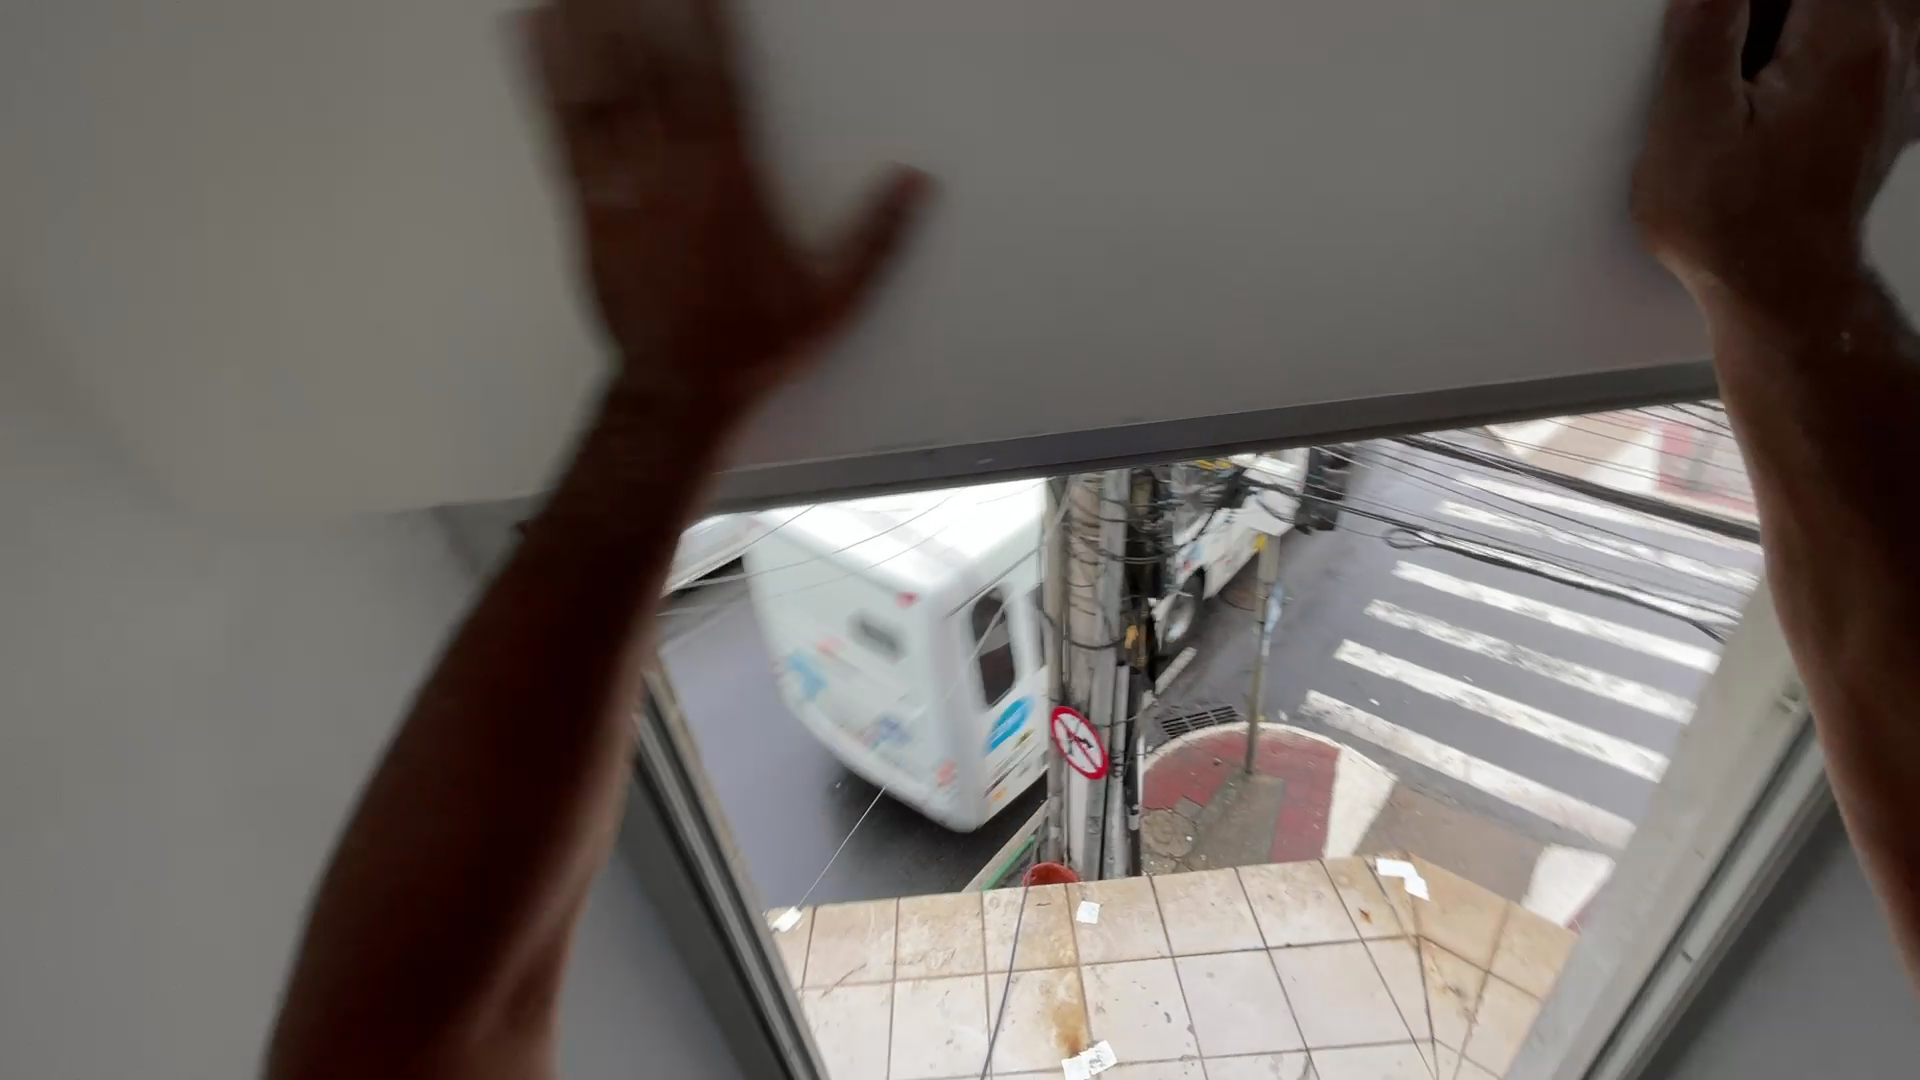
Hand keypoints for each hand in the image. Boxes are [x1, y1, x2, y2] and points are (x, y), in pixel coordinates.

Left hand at [519, 0, 930, 409]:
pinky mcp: (589, 209)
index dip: (706, 15)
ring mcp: (624, 186)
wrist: (682, 389)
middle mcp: (672, 171)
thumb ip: (875, 238)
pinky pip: (563, 127)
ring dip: (591, 15)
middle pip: (652, 60)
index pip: (717, 75)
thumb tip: (912, 184)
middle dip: (642, 0)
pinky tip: (538, 28)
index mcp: (732, 183)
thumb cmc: (753, 344)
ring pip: (600, 81)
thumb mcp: (834, 300)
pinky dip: (549, 73)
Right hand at [1633, 0, 1918, 315]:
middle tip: (1718, 31)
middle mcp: (1886, 47)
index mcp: (1841, 40)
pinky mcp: (1876, 107)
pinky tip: (1771, 79)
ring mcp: (1891, 77)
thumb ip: (1699, 44)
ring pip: (1849, 17)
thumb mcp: (1686, 130)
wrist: (1775, 279)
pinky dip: (1816, 48)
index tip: (1706, 14)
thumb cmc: (1730, 220)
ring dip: (1790, 29)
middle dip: (1761, 16)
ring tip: (1743, 68)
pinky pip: (1863, 45)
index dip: (1735, 0)